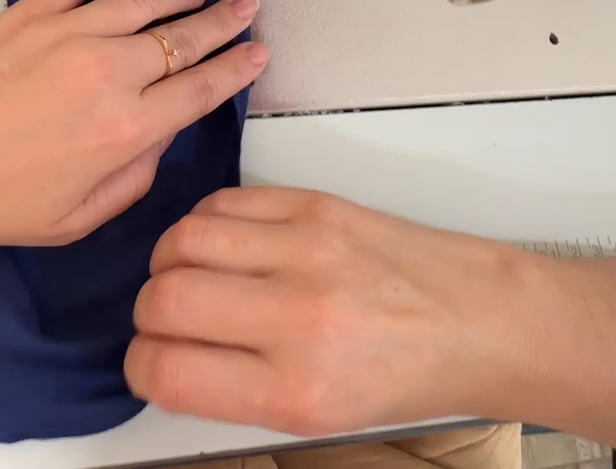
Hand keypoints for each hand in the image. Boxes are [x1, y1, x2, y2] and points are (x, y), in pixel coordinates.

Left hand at [0, 0, 266, 251]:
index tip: (259, 52)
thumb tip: (157, 135)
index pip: (201, 88)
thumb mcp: (79, 217)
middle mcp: (111, 70)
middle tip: (246, 8)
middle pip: (183, 37)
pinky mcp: (34, 10)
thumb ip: (134, 177)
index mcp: (128, 128)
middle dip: (223, 22)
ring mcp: (71, 31)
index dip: (237, 68)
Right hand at [125, 187, 547, 434]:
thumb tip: (164, 351)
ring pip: (183, 238)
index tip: (150, 360)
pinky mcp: (312, 202)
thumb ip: (234, 386)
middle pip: (165, 298)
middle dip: (147, 311)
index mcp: (298, 391)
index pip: (170, 370)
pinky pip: (221, 201)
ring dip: (167, 259)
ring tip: (186, 272)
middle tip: (165, 317)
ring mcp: (304, 248)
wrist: (475, 318)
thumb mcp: (317, 414)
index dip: (139, 365)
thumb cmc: (400, 377)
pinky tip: (218, 242)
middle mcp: (296, 316)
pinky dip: (202, 223)